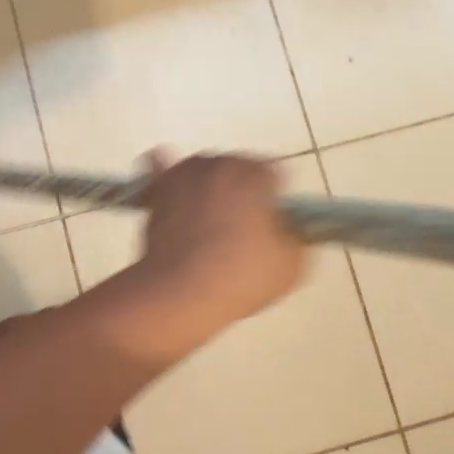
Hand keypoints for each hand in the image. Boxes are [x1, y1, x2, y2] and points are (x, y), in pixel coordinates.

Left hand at [111, 152, 305, 359]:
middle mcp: (218, 162)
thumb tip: (287, 226)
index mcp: (254, 173)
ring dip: (209, 188)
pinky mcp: (157, 187)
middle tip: (241, 230)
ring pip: (204, 172)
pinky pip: (162, 170)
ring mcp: (183, 172)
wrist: (180, 290)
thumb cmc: (241, 277)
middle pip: (237, 169)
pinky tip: (170, 184)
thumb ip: (296, 235)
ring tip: (208, 225)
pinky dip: (166, 173)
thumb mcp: (292, 265)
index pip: (274, 175)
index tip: (272, 226)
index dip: (276, 200)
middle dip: (242, 191)